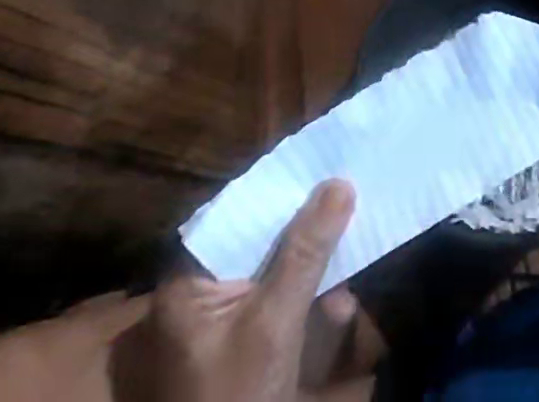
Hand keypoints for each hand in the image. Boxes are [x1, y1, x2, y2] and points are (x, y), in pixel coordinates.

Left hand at [144, 181, 361, 401]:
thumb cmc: (239, 391)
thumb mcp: (275, 319)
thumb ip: (305, 251)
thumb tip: (339, 182)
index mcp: (187, 283)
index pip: (233, 213)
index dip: (276, 185)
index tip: (318, 160)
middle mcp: (200, 291)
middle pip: (257, 234)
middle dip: (305, 217)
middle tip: (346, 186)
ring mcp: (223, 315)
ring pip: (275, 260)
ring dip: (314, 250)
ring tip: (350, 224)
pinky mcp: (247, 332)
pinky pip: (282, 289)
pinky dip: (312, 283)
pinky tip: (340, 288)